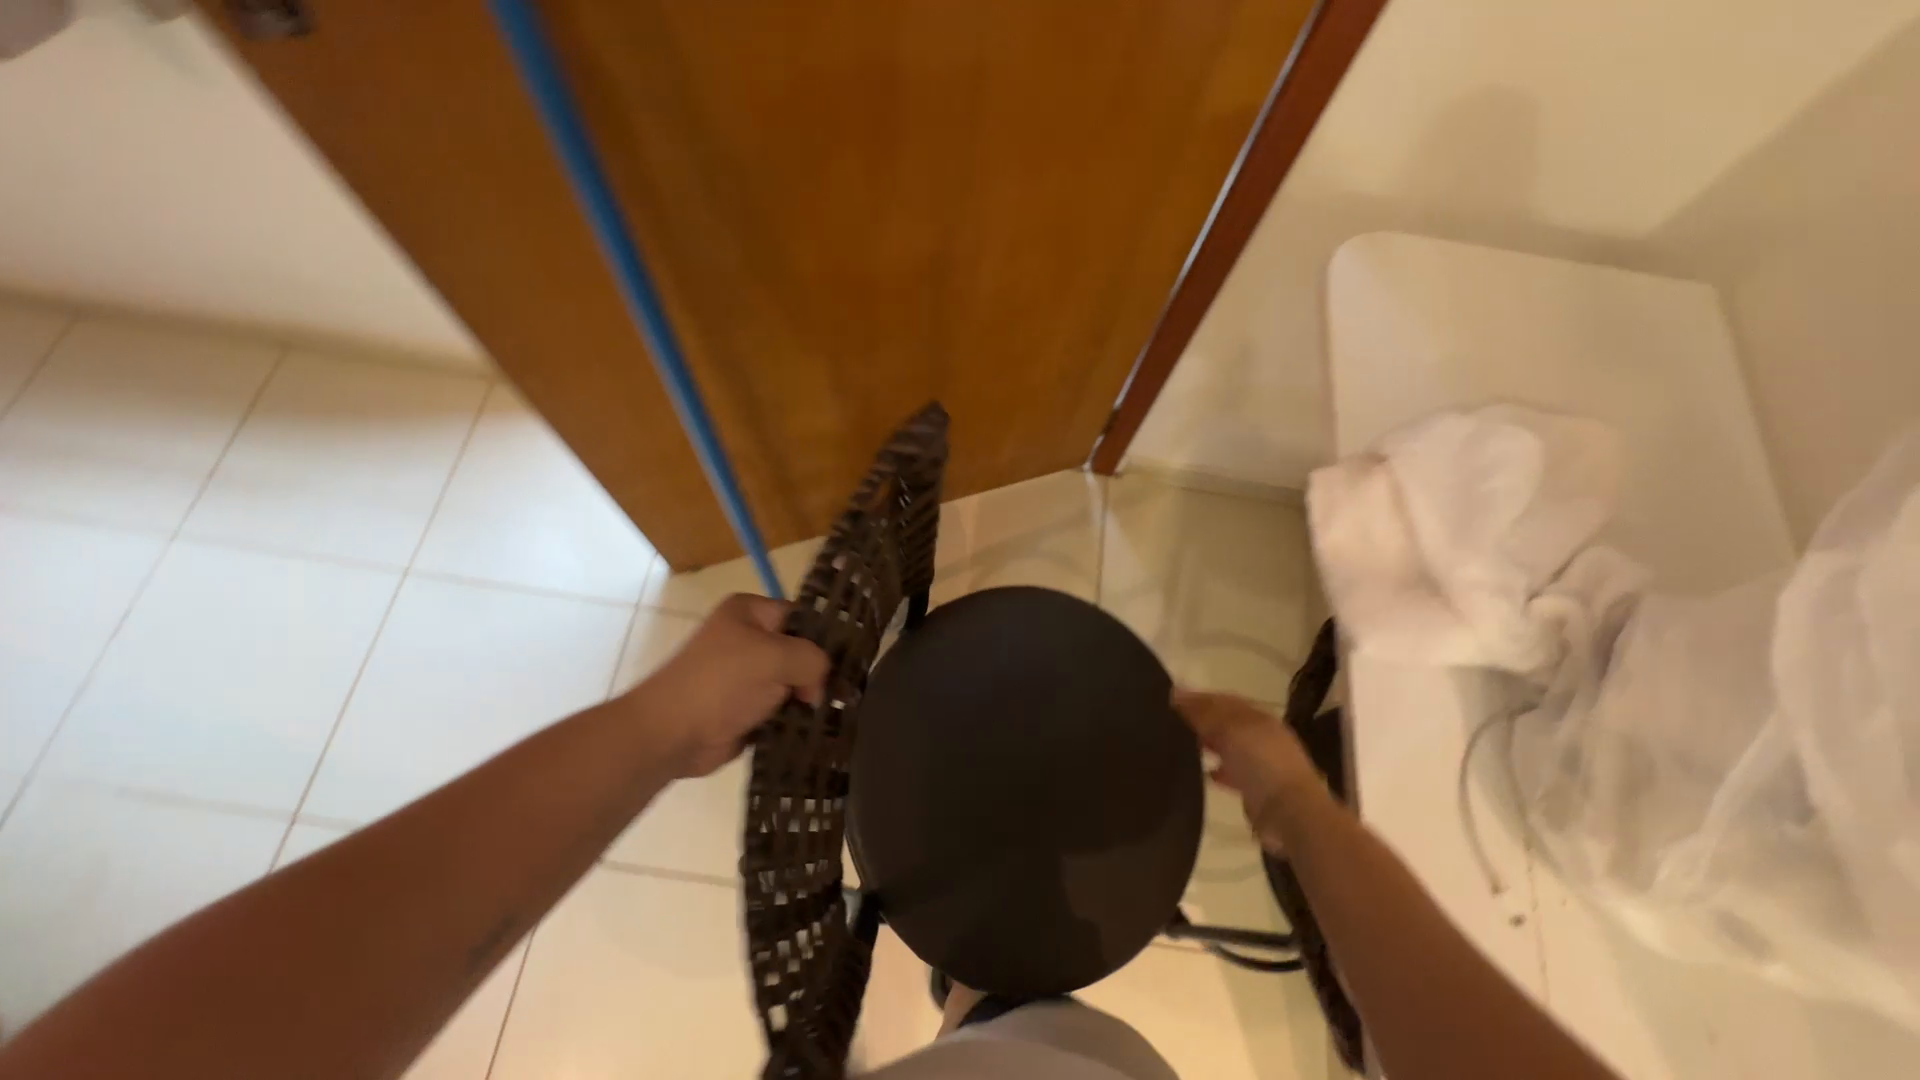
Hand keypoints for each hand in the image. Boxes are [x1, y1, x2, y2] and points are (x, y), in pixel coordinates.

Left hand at [634, 594, 829, 777]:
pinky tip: (817, 729)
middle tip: (843, 695)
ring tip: (835, 714)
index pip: (803, 617)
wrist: (672, 733)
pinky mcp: (745, 709)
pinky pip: (781, 710)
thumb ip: (813, 659)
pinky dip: (796, 720)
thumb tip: (818, 685)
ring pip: (793, 684)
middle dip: (820, 673)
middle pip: (800, 652)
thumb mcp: (776, 657)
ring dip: (809, 700)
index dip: (827, 638)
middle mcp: (747, 639)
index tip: (853, 662)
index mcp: (749, 612)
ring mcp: (746, 676)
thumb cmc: (722, 683)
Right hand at [1173, 689, 1327, 851]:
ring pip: (1229, 747)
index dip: (1198, 698)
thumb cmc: (1260, 762)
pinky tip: (1204, 774)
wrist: (1289, 812)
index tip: (1170, 700)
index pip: (1224, 700)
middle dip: (1202, 721)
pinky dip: (1218, 770)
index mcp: (1258, 717)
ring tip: (1184, 746)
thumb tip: (1176, 693)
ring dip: (1209, 744)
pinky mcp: (1256, 789)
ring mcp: (1261, 763)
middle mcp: (1261, 736)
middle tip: (1172, 723)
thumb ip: (1203, 713)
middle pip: (1227, 723)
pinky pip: (1232, 773)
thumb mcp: (1229, 729)